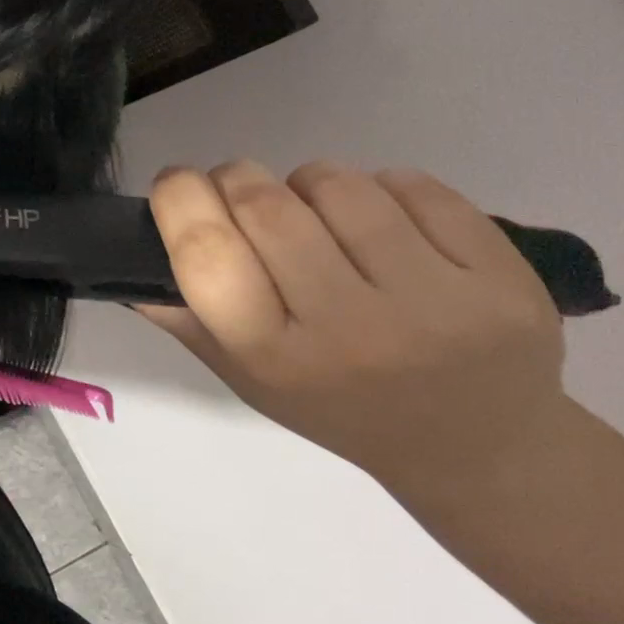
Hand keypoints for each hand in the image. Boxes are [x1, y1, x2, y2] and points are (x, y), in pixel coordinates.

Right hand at [138, 161, 568, 492]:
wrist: (476, 446)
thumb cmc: (333, 406)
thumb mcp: (242, 374)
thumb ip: (181, 314)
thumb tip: (122, 251)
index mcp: (274, 354)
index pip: (206, 252)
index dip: (179, 198)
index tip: (174, 182)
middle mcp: (351, 330)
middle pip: (265, 207)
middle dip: (235, 177)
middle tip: (235, 187)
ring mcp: (436, 304)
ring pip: (338, 186)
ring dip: (308, 180)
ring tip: (314, 208)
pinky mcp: (501, 279)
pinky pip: (415, 188)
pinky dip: (382, 186)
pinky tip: (380, 217)